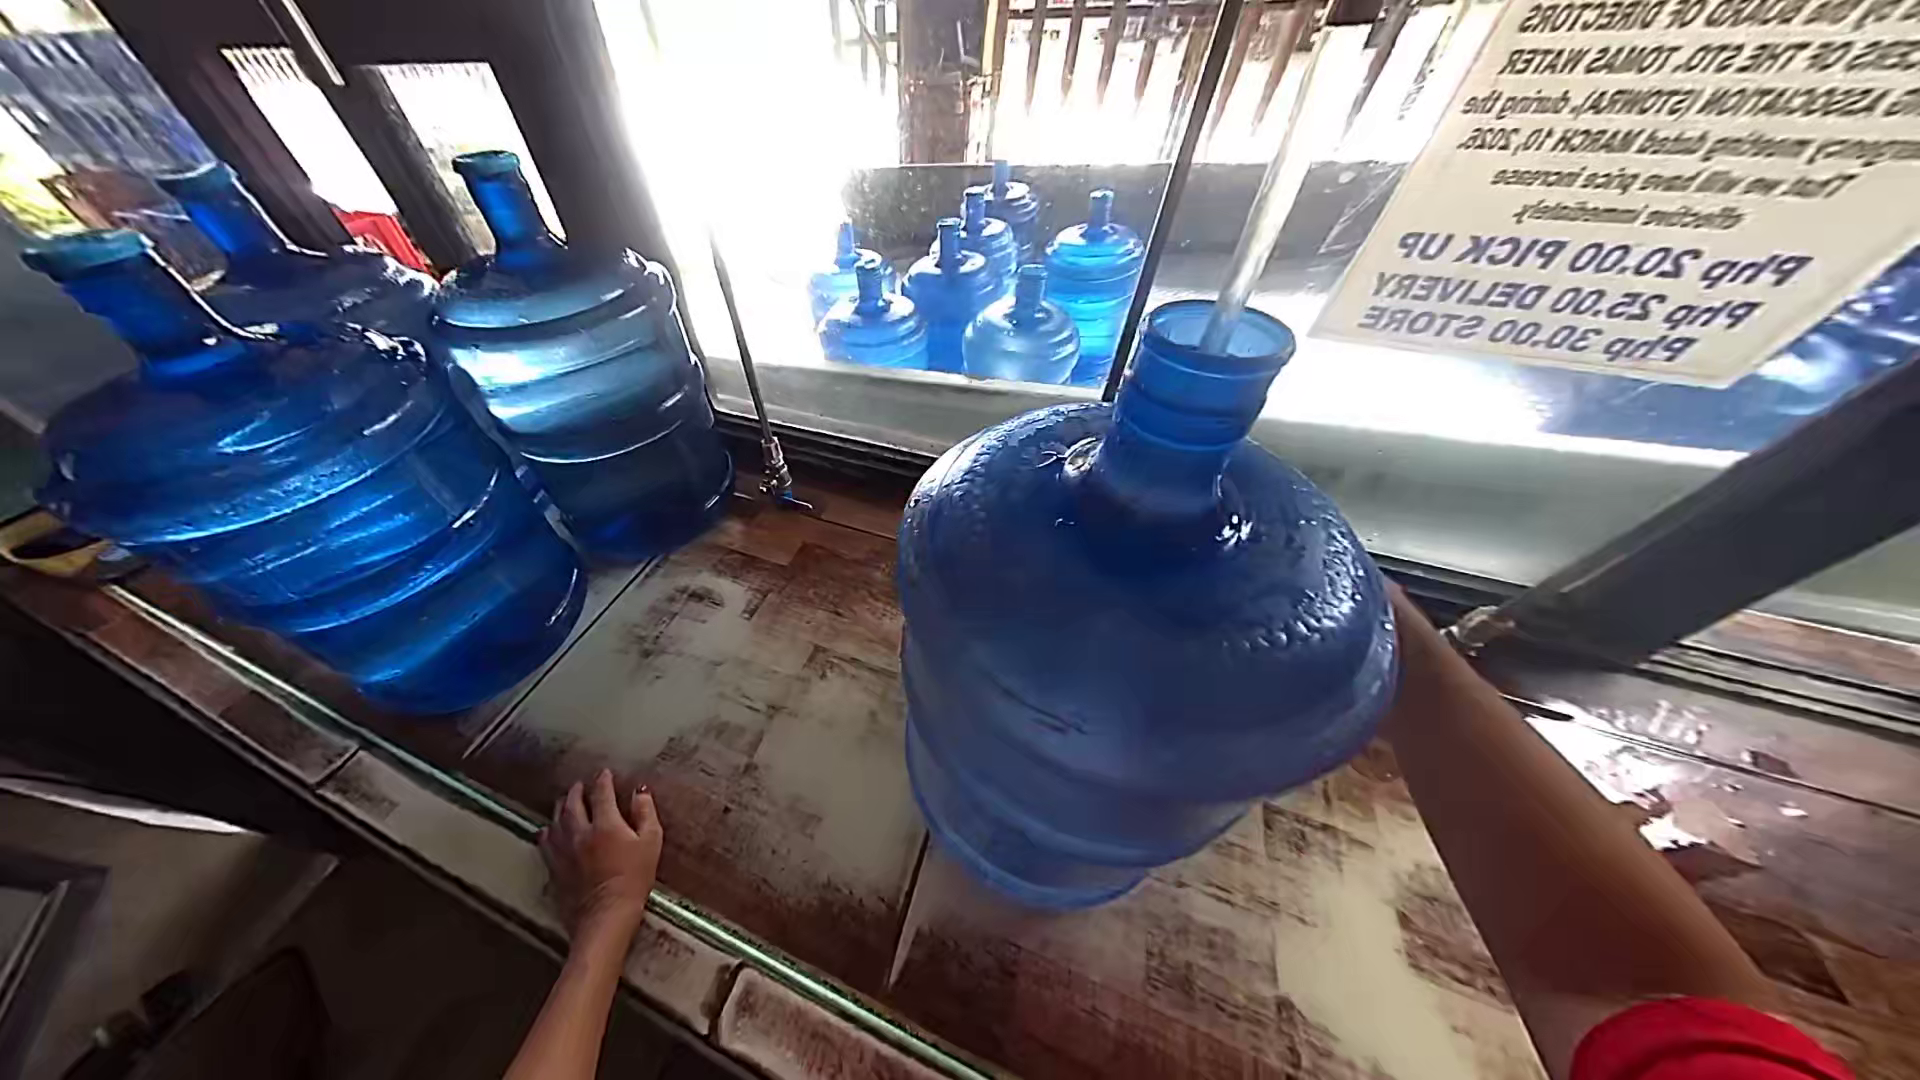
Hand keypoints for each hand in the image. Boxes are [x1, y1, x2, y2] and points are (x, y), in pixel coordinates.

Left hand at [538, 769, 661, 943]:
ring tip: (563, 801)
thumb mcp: (651, 841)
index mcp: (606, 824)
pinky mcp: (554, 869)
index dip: (603, 781)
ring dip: (560, 808)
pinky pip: (545, 845)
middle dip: (577, 791)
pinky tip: (547, 831)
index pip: (602, 794)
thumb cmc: (635, 877)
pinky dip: (546, 832)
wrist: (606, 915)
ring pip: (556, 822)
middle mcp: (580, 833)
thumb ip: (646, 812)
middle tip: (580, 784)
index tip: (605, 773)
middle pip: (573, 805)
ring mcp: (563, 852)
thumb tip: (640, 791)